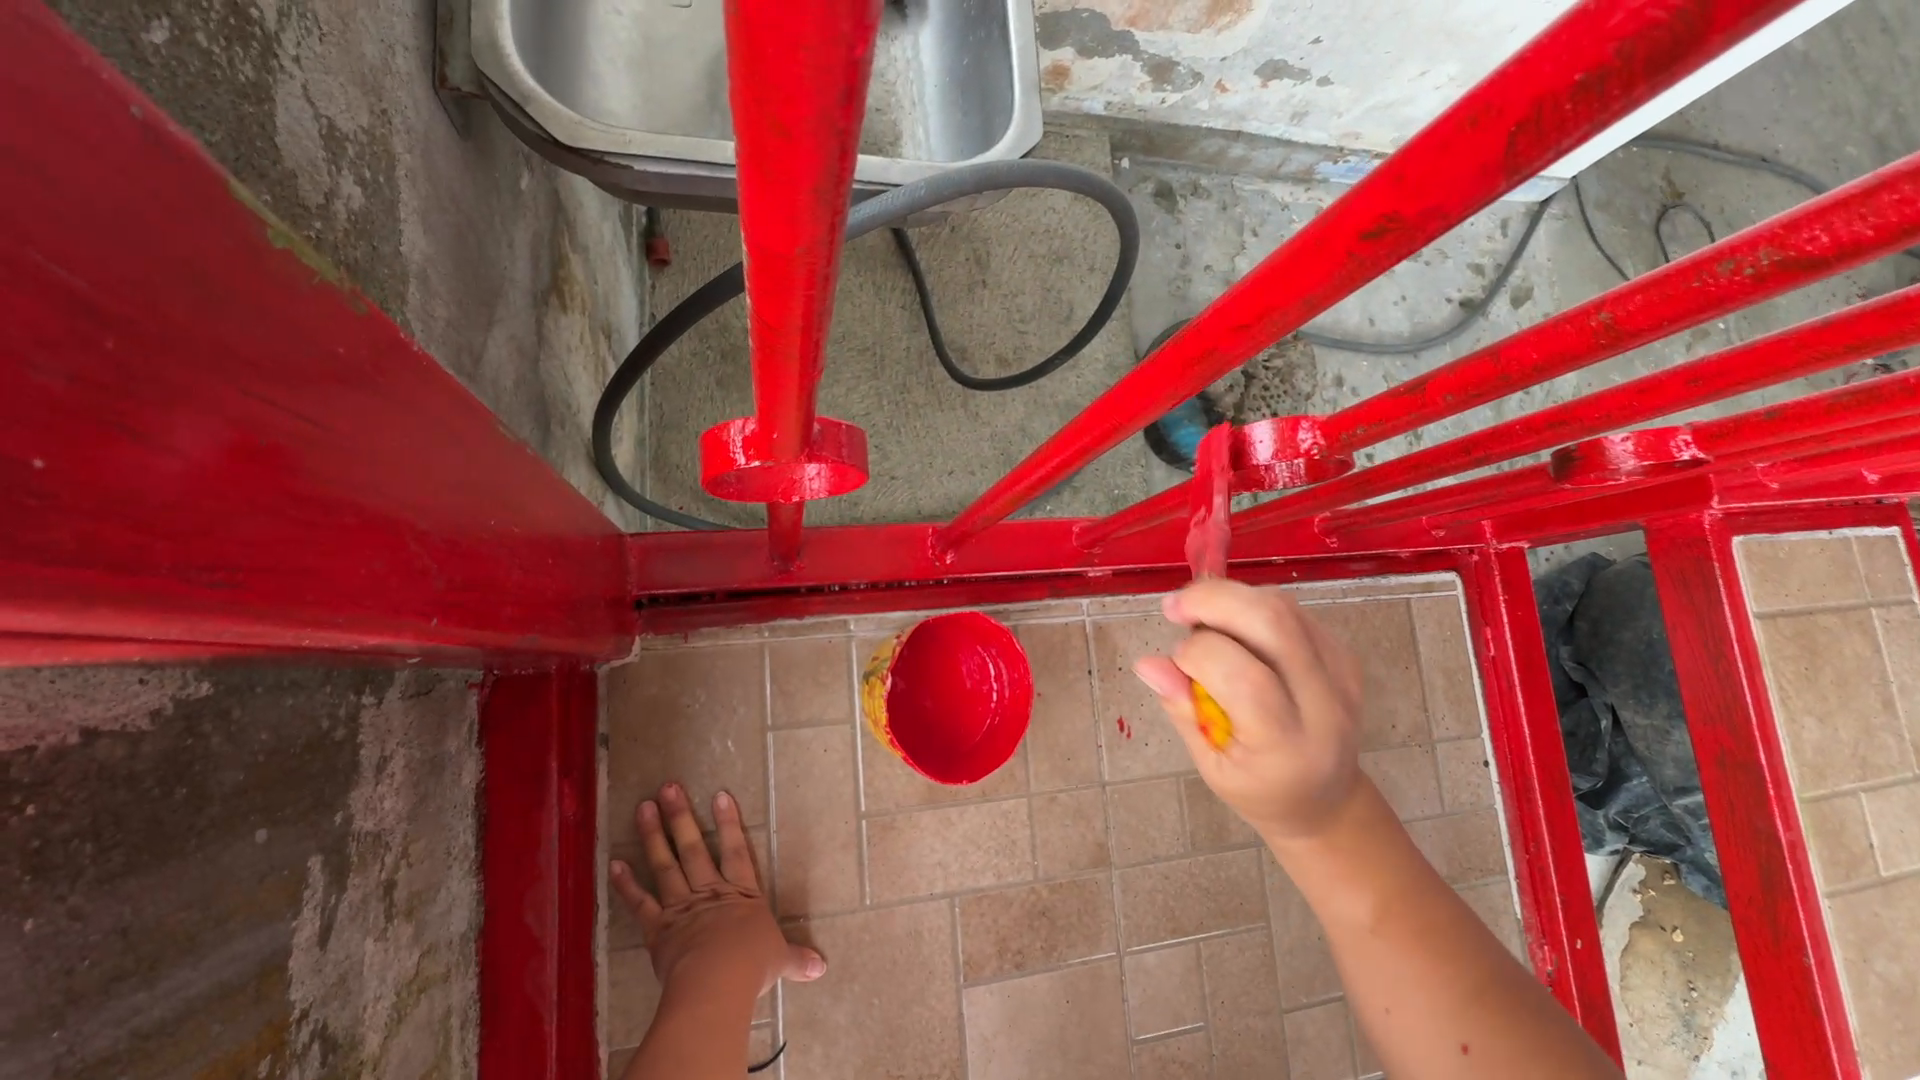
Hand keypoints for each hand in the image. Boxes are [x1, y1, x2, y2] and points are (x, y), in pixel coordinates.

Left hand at [610, 782, 825, 994]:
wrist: (717, 980)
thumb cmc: (753, 965)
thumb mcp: (780, 959)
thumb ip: (797, 959)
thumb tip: (822, 968)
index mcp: (742, 895)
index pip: (736, 851)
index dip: (728, 823)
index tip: (719, 795)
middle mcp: (710, 892)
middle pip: (694, 848)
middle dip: (681, 816)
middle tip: (668, 787)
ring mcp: (681, 907)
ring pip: (666, 865)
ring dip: (654, 836)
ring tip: (643, 807)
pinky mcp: (658, 928)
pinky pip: (640, 903)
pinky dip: (627, 884)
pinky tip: (615, 864)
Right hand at [1133, 579, 1367, 839]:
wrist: (1324, 798)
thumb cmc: (1257, 787)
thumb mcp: (1211, 766)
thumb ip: (1183, 711)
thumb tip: (1148, 664)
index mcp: (1286, 744)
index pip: (1243, 677)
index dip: (1197, 654)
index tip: (1174, 662)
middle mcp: (1323, 703)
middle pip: (1272, 621)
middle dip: (1212, 600)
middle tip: (1174, 607)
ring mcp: (1340, 674)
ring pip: (1282, 606)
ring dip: (1231, 598)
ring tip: (1200, 616)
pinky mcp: (1345, 656)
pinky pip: (1293, 611)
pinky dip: (1253, 606)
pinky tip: (1232, 626)